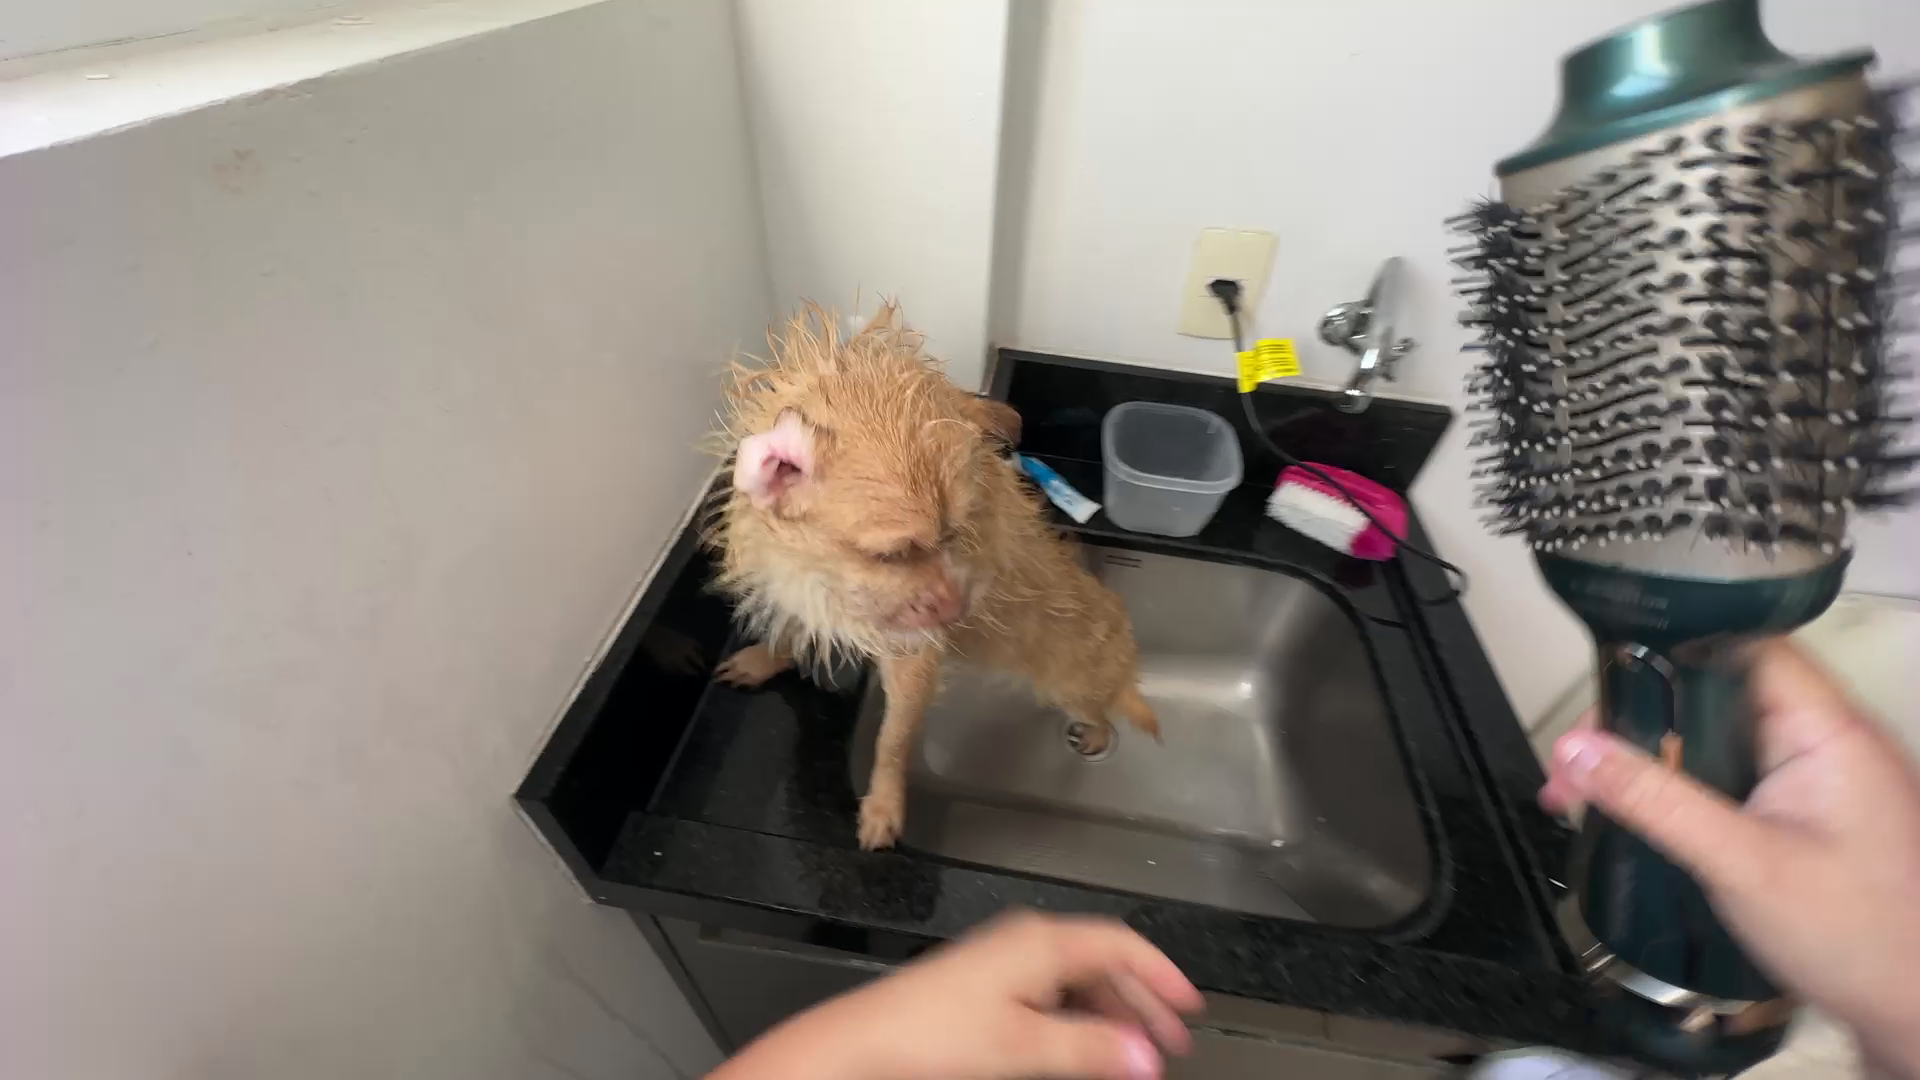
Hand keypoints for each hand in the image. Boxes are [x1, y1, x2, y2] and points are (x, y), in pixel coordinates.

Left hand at [707, 912, 1203, 1079]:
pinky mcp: (994, 978)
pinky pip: (1055, 988)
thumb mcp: (1024, 1046)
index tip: (1189, 1001)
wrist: (873, 1039)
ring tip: (1137, 1048)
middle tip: (1173, 1037)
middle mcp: (1028, 939)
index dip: (1158, 969)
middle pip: (1101, 959)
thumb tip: (1143, 1055)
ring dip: (1112, 1008)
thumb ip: (1089, 1049)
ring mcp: (1010, 956)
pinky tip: (1088, 1044)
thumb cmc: (939, 1032)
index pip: (1117, 941)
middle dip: (1140, 996)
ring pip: (1078, 975)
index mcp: (1040, 941)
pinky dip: (1081, 1013)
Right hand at [1540, 640, 1919, 1075]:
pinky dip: (1648, 779)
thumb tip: (1574, 750)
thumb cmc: (1870, 945)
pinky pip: (1697, 766)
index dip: (1676, 642)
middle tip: (1577, 756)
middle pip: (1700, 688)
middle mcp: (1815, 743)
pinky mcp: (1777, 802)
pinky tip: (1611, 804)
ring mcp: (1796, 774)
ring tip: (1579, 788)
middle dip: (1625, 716)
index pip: (1746, 645)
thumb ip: (1652, 799)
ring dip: (1629, 752)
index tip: (1609, 665)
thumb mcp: (1743, 865)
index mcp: (1827, 737)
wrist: (1917, 1023)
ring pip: (1690, 729)